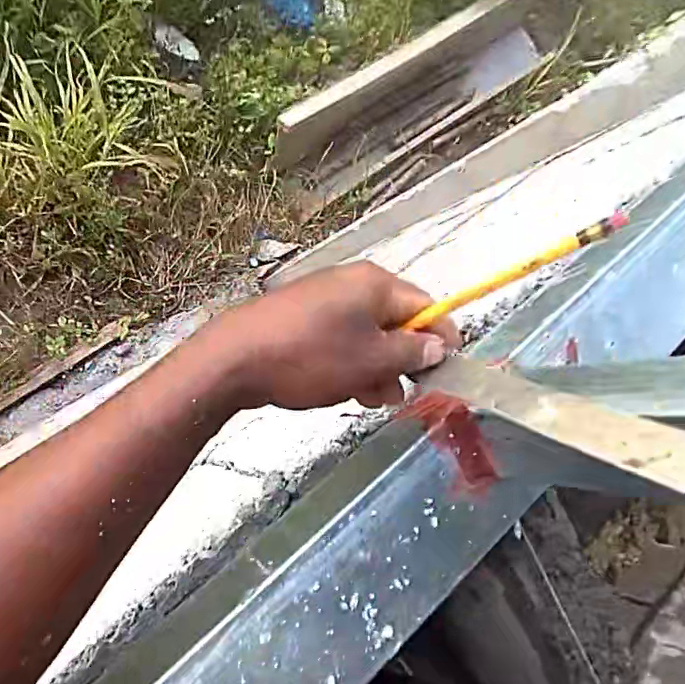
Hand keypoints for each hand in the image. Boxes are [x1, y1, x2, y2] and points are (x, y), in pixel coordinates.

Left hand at [189, 261, 461, 410]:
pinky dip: (349, 365)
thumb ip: (411, 353)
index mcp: (375, 285)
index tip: (449, 370)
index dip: (442, 339)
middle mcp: (351, 285)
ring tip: (370, 398)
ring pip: (367, 337)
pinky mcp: (301, 321)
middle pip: (396, 322)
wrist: (235, 360)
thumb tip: (438, 345)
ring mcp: (323, 302)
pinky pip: (340, 341)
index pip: (426, 306)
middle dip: (403, 361)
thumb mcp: (370, 360)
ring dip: (376, 369)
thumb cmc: (310, 357)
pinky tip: (344, 390)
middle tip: (401, 394)